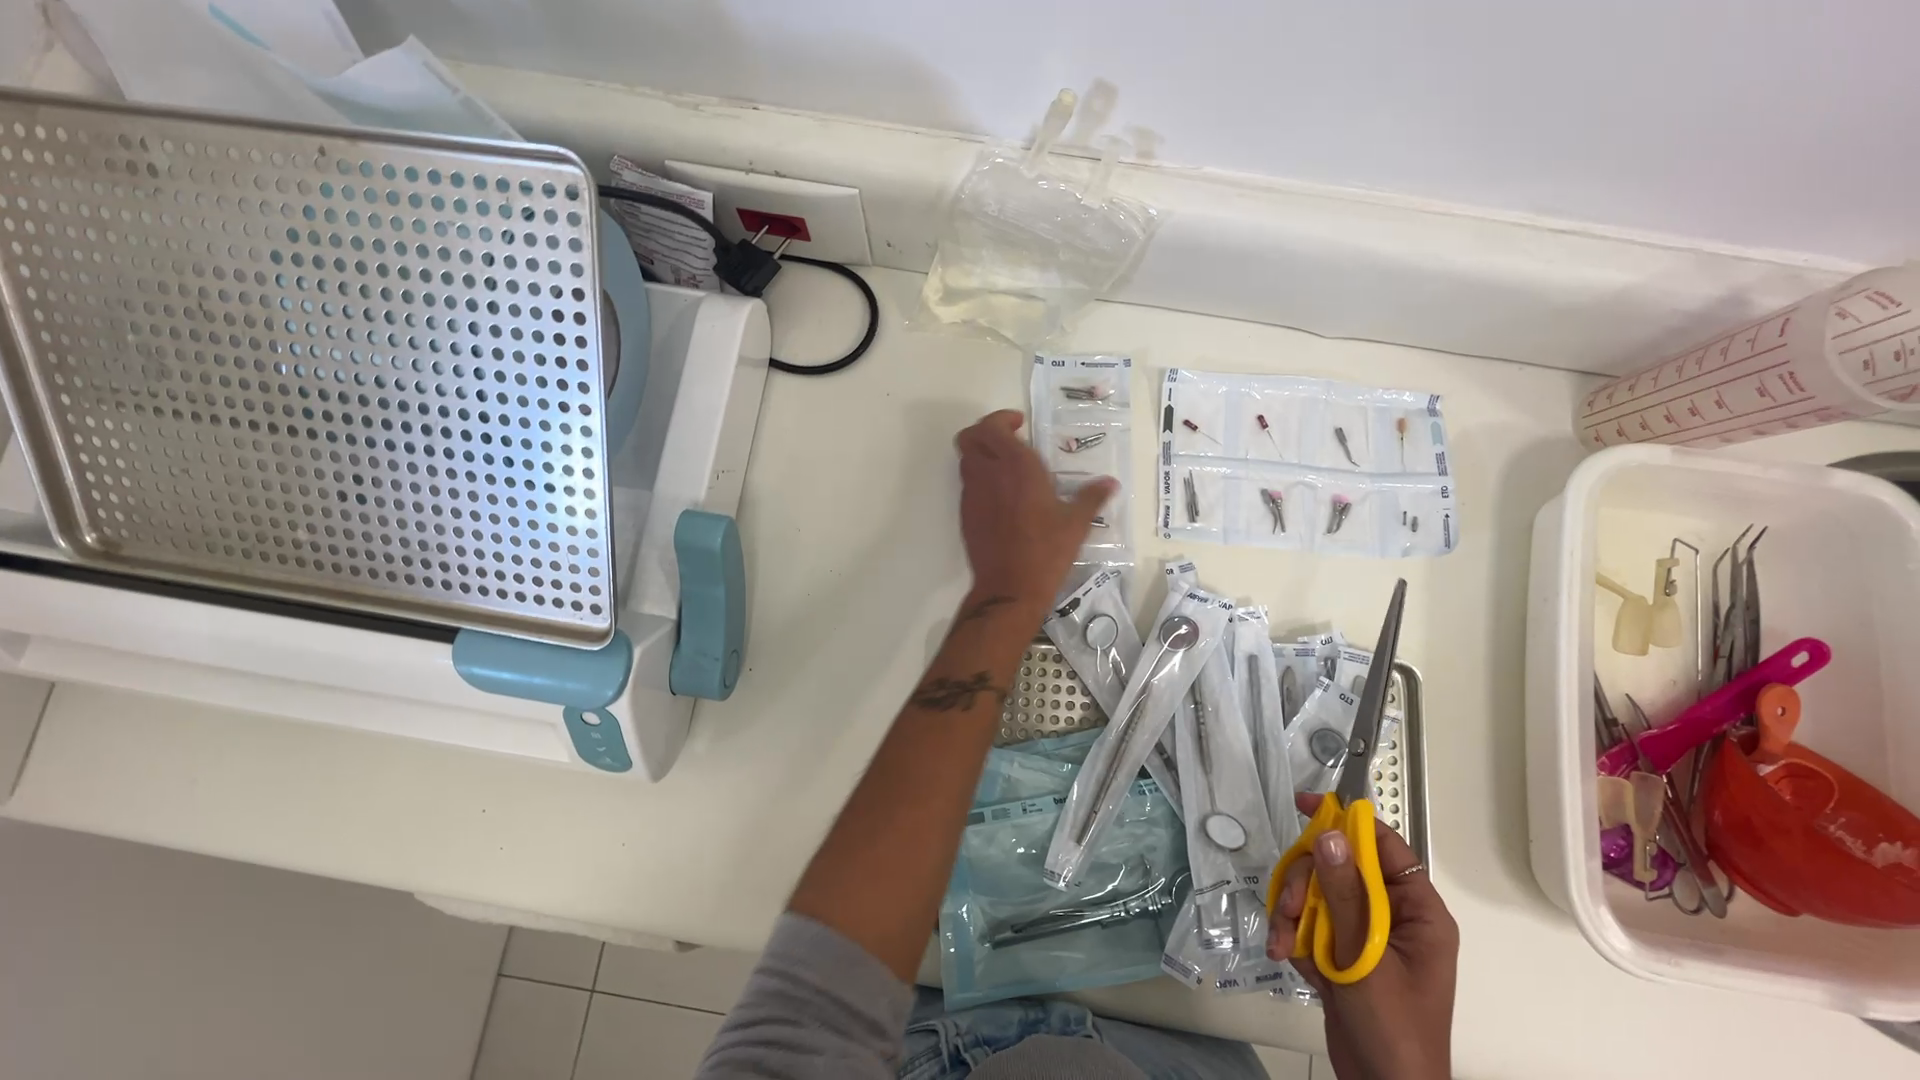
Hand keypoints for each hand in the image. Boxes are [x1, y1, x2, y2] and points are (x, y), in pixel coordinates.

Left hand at [955, 410, 1115, 605]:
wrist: (1009, 587)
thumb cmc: (1046, 551)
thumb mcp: (1076, 523)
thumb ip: (1091, 497)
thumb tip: (1110, 483)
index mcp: (1017, 466)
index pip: (994, 426)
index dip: (1002, 419)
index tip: (1019, 424)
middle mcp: (989, 473)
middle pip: (970, 436)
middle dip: (986, 431)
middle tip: (1008, 439)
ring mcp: (973, 494)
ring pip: (966, 459)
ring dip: (981, 454)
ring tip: (1006, 467)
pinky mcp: (966, 514)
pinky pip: (968, 484)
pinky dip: (980, 479)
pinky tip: (1002, 497)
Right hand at [1268, 793, 1457, 1079]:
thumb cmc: (1391, 1027)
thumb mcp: (1365, 957)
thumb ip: (1345, 894)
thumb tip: (1331, 834)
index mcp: (1417, 912)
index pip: (1383, 846)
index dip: (1346, 822)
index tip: (1304, 806)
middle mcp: (1393, 916)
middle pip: (1339, 869)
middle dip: (1306, 885)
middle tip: (1288, 908)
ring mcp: (1365, 936)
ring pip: (1317, 895)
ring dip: (1292, 914)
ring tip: (1282, 942)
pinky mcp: (1342, 954)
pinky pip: (1309, 924)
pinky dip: (1292, 936)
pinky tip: (1285, 955)